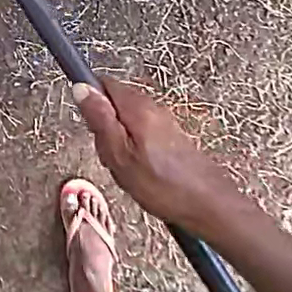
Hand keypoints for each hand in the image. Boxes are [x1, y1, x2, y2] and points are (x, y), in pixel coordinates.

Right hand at [73, 79, 252, 229]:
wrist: (209, 207)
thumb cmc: (164, 186)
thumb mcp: (118, 154)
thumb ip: (99, 119)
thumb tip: (81, 88)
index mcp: (138, 107)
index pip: (103, 84)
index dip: (91, 103)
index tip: (92, 128)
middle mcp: (153, 108)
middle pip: (114, 104)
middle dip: (104, 127)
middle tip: (110, 154)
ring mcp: (164, 122)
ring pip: (126, 122)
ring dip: (119, 142)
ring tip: (126, 168)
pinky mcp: (171, 138)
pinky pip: (141, 135)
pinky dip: (134, 151)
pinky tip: (140, 173)